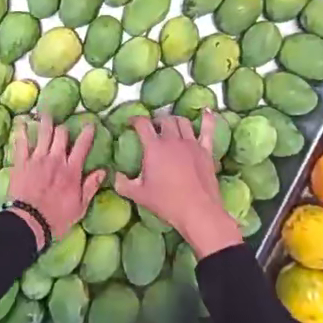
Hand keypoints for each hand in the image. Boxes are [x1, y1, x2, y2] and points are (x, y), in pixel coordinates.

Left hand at [7, 113, 101, 247]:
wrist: (30, 221)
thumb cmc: (57, 218)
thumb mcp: (80, 206)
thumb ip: (90, 186)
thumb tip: (102, 171)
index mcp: (71, 170)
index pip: (82, 145)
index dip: (87, 133)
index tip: (90, 124)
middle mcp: (55, 159)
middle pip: (61, 134)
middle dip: (63, 127)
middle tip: (62, 123)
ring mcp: (37, 158)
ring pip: (43, 133)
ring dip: (45, 121)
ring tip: (45, 113)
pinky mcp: (21, 162)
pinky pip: (21, 142)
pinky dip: (22, 130)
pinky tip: (22, 122)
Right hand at [117, 113, 241, 257]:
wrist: (198, 211)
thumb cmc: (166, 202)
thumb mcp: (138, 195)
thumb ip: (122, 184)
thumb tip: (115, 176)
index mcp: (154, 147)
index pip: (142, 124)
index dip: (135, 119)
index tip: (131, 122)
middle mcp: (172, 140)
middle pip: (164, 120)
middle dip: (156, 121)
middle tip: (152, 128)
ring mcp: (191, 144)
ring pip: (182, 122)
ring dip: (174, 120)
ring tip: (171, 126)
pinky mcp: (206, 151)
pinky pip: (207, 130)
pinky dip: (207, 119)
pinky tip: (206, 110)